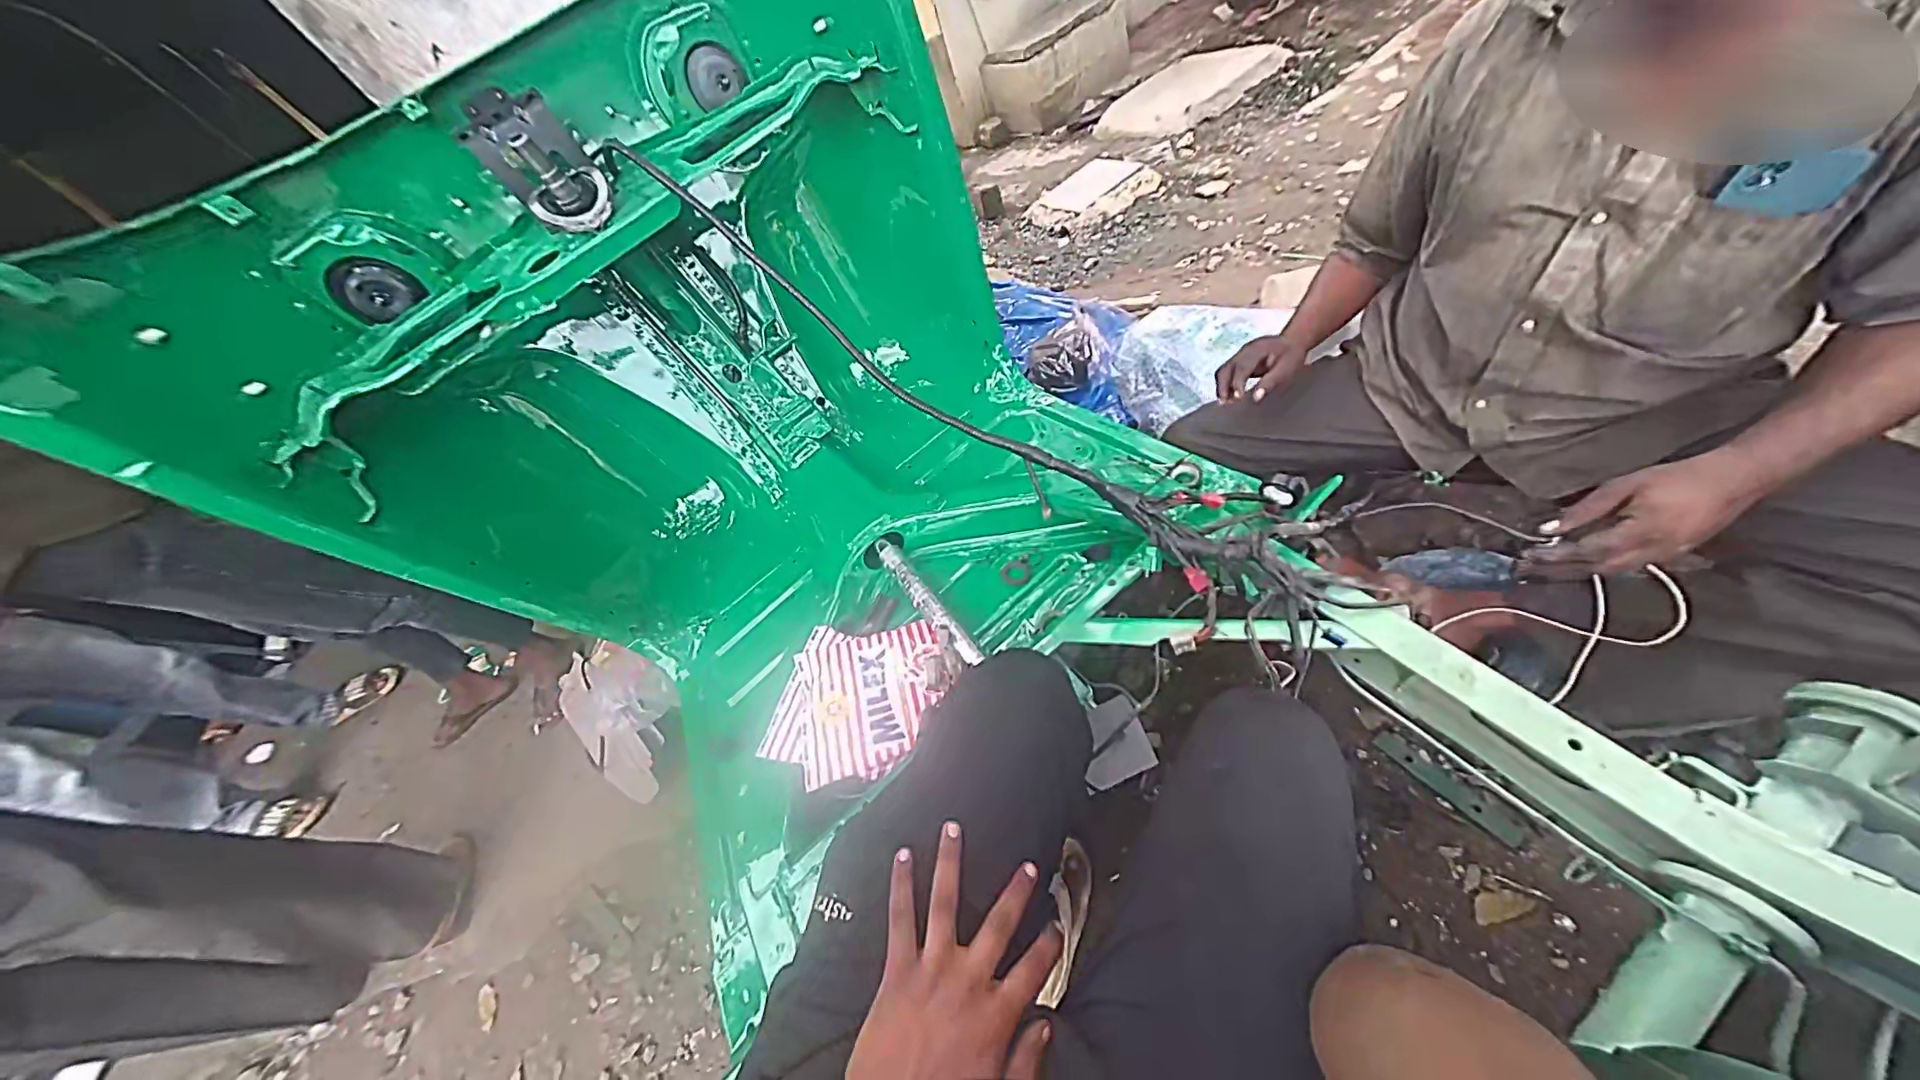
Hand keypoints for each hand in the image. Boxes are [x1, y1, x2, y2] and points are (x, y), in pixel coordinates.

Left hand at [845, 822, 1059, 1079]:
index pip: (1035, 969)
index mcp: (995, 1013)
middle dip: (1016, 892)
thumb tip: (1046, 1027)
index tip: (1059, 923)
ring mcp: (932, 968)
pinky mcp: (898, 969)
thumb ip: (1024, 1060)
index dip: (1050, 944)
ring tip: (954, 830)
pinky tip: (902, 856)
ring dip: (951, 862)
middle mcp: (967, 981)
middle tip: (1028, 867)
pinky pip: (900, 918)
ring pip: (946, 902)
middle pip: (999, 924)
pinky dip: (901, 885)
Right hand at [1215, 335, 1307, 402]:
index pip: (1241, 367)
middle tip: (1225, 403)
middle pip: (1226, 369)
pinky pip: (1226, 373)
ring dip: (1222, 387)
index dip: (1237, 384)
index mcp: (1257, 349)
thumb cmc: (1290, 356)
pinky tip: (1229, 396)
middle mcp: (1244, 351)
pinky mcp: (1238, 360)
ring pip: (1223, 371)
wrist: (1291, 342)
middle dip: (1223, 387)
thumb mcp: (1286, 369)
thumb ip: (1270, 382)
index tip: (1238, 399)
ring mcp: (1239, 355)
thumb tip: (1255, 398)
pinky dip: (1225, 385)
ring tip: (1225, 402)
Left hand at [1521, 453, 1769, 577]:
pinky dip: (1599, 567)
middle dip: (1560, 569)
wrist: (1736, 480)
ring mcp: (1664, 557)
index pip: (1587, 551)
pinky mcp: (1671, 555)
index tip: (1530, 555)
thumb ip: (1588, 509)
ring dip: (1577, 571)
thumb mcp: (1626, 486)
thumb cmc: (1678, 478)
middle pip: (1596, 567)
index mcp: (1639, 534)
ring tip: (1547, 569)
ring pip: (1611, 571)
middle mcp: (1651, 552)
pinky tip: (1581, 565)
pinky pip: (1627, 567)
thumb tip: (1551, 528)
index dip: (1557, 555)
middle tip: (1528, 568)